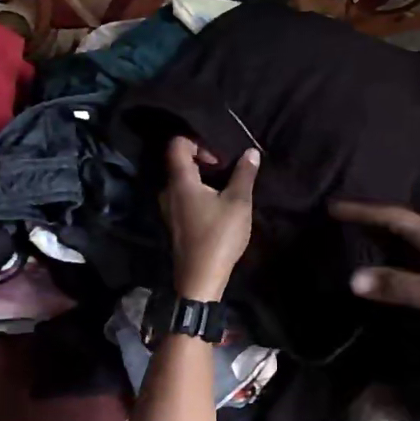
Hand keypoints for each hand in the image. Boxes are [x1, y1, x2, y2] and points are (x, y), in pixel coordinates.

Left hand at [163, 137, 259, 301]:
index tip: (219, 156)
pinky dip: (198, 191)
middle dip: (202, 158)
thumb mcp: (238, 203)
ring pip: (181, 180)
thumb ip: (244, 174)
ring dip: (202, 176)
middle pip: (178, 161)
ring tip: (226, 184)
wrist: (200, 279)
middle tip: (226, 167)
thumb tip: (251, 152)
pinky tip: (218, 203)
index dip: (197, 141)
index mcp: (179, 181)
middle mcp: (168, 190)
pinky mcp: (174, 222)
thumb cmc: (218, 236)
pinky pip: (183, 195)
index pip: (177, 144)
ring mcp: (168, 208)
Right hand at [330, 201, 419, 350]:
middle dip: (367, 217)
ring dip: (377, 233)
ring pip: (402, 236)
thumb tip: (353, 278)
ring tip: (350, 232)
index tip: (333, 207)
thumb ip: (395, 285)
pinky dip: (388, 251)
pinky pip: (407, 251)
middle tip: (337, 216)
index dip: (362, 211)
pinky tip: (377, 258)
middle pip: (397, 220)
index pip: (393, 216)